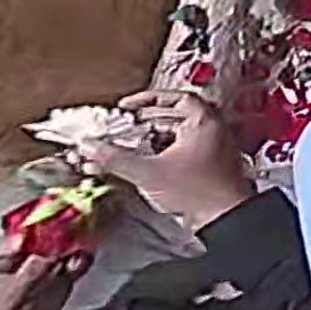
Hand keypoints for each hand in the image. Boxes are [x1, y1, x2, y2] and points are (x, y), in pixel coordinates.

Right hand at [88, 91, 253, 228]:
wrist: (222, 211)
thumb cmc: (193, 188)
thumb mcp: (146, 171)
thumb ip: (113, 157)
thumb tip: (87, 146)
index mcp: (206, 123)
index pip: (181, 98)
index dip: (151, 98)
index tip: (125, 106)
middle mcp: (215, 129)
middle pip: (178, 114)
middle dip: (146, 118)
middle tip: (119, 125)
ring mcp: (215, 143)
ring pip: (180, 131)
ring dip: (151, 135)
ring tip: (123, 143)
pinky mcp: (211, 158)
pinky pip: (185, 144)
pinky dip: (162, 147)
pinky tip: (140, 157)